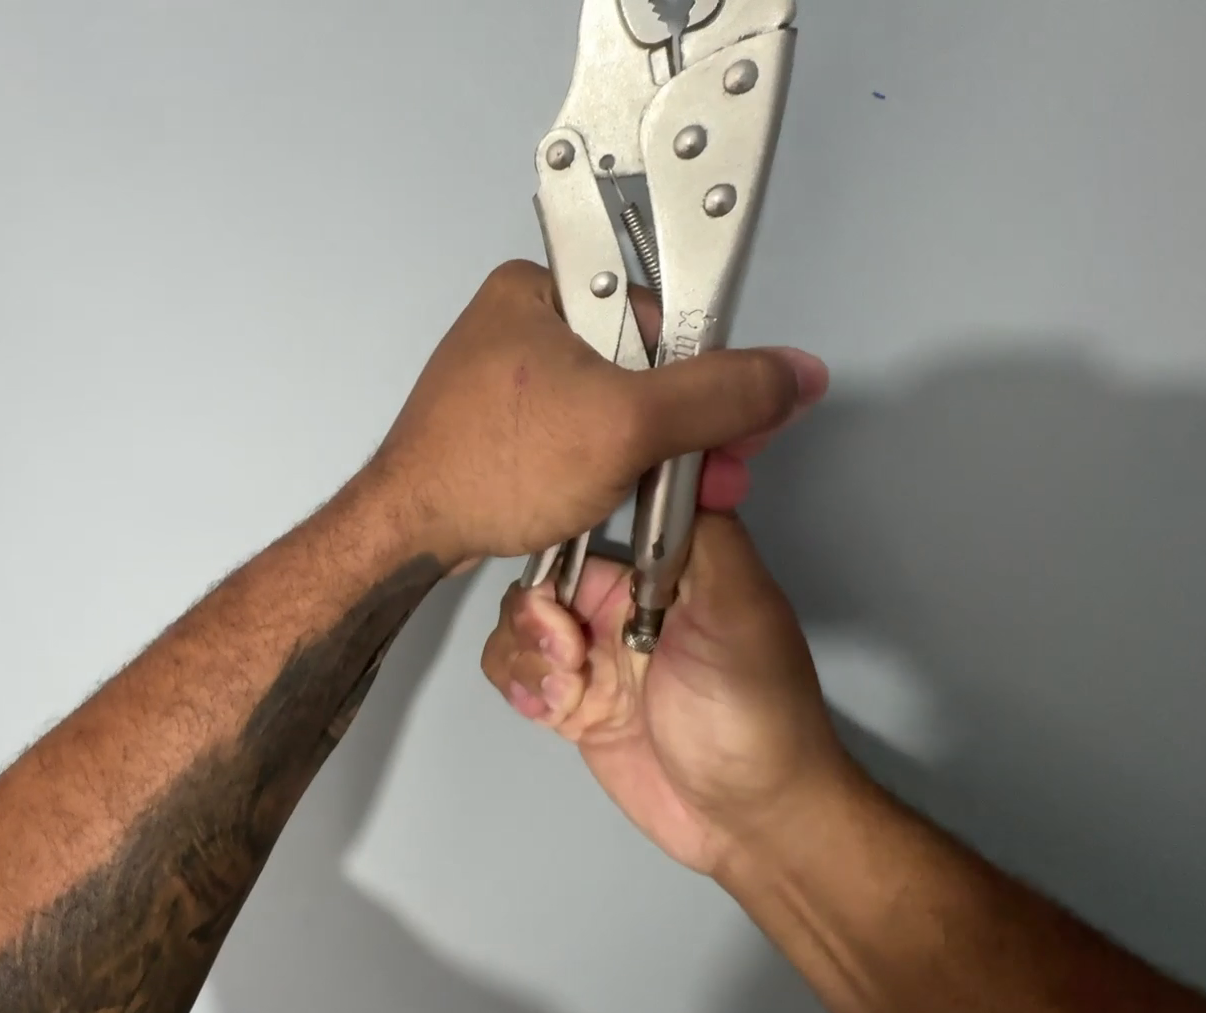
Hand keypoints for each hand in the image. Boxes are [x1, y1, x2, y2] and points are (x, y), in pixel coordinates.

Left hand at [360, 260, 822, 564]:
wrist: (411, 532)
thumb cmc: (496, 467)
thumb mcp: (625, 424)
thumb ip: (719, 395)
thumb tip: (794, 374)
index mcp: (538, 287)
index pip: (657, 303)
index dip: (703, 362)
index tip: (731, 414)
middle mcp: (520, 321)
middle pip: (640, 358)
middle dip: (683, 420)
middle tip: (713, 469)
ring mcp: (508, 376)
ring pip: (612, 401)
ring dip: (650, 446)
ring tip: (666, 489)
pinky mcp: (503, 422)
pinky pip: (577, 429)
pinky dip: (607, 459)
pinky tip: (621, 490)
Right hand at [480, 515, 858, 875]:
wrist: (746, 818)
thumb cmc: (750, 710)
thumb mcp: (742, 612)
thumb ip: (707, 538)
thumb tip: (679, 468)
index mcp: (651, 582)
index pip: (574, 546)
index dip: (553, 576)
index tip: (566, 622)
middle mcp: (610, 614)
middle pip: (530, 591)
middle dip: (533, 631)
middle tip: (571, 671)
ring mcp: (584, 661)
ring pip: (512, 633)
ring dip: (525, 666)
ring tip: (567, 702)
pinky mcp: (566, 704)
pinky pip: (512, 675)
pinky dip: (518, 691)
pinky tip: (553, 716)